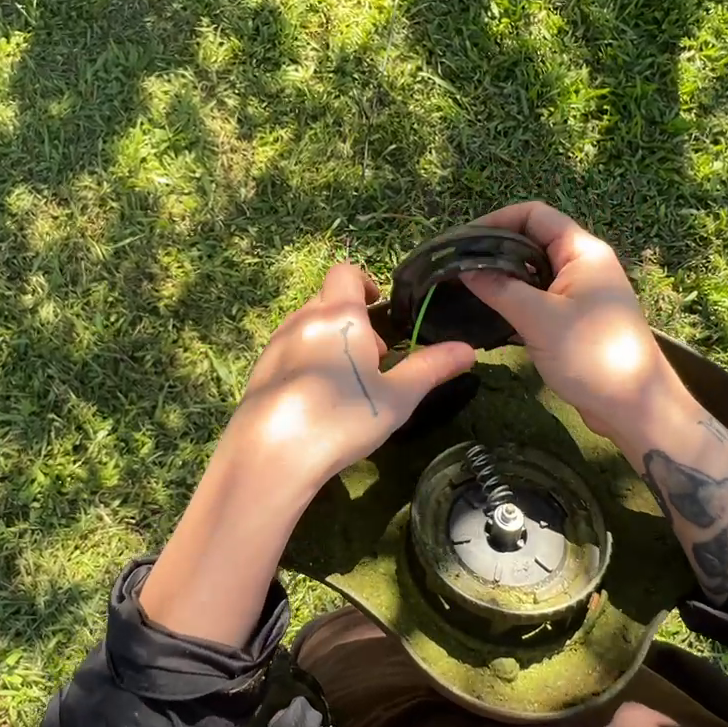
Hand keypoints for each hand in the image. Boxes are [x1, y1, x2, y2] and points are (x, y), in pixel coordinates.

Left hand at [138, 263, 473, 645]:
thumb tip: (468, 349)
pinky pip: (289, 349)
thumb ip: (430, 369)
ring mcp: (276, 344)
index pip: (346, 273)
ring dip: (329, 338)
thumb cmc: (341, 418)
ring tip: (346, 380)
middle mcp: (303, 319)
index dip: (364, 283)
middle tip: (372, 358)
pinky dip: (307, 359)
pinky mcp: (259, 370)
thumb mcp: (396, 398)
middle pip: (327, 299)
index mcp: (339, 315)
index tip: (379, 309)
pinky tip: (316, 399)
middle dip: (351, 317)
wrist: (271, 453)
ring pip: (306, 325)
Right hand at [460, 202, 672, 441]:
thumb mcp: (538, 318)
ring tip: (463, 288)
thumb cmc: (591, 354)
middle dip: (492, 250)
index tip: (461, 241)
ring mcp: (579, 293)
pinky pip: (536, 298)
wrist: (635, 409)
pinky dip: (512, 301)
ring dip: (500, 278)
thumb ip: (498, 288)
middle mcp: (582, 265)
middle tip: (455, 266)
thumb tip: (462, 268)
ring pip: (531, 272)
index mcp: (582, 251)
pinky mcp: (573, 319)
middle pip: (530, 241)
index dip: (496, 221)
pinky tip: (485, 314)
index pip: (534, 215)